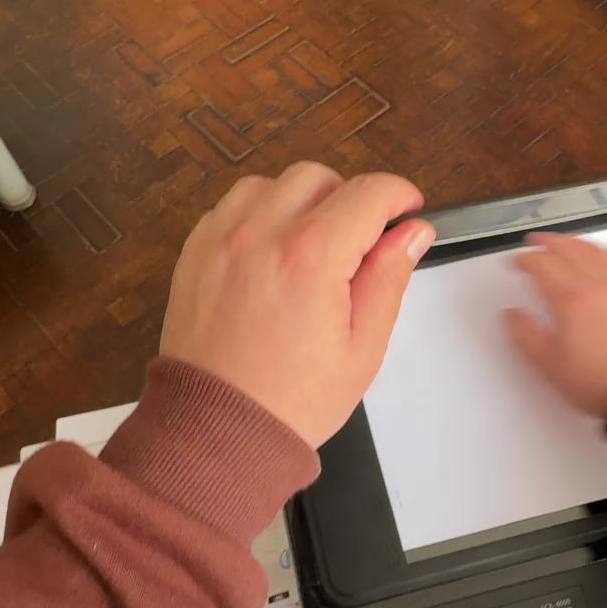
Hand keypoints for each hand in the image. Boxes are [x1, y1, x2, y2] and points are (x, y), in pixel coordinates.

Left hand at [161, 162, 432, 446]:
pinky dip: (260, 215)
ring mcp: (221, 240)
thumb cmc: (290, 401)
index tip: (407, 209)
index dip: (399, 196)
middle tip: (360, 241)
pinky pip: (233, 206)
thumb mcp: (363, 348)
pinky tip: (274, 254)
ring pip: (272, 183)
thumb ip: (389, 278)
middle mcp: (261, 235)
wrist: (219, 430)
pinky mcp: (196, 252)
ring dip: (302, 202)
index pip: (368, 193)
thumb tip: (411, 233)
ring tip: (313, 247)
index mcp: (310, 257)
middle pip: (319, 177)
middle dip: (350, 199)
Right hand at [503, 233, 606, 417]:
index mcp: (571, 298)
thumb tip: (511, 312)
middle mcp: (597, 283)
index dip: (525, 259)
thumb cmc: (594, 381)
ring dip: (577, 242)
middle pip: (570, 249)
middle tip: (533, 241)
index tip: (513, 261)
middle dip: (548, 242)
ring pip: (598, 250)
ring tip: (565, 244)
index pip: (544, 265)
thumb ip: (525, 335)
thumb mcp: (549, 365)